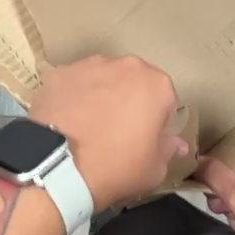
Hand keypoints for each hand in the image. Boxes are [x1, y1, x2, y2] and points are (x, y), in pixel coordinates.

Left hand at [28, 56, 184, 210]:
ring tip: (89, 126)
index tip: (145, 139)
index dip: (157, 121)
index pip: (165, 100)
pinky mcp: (60, 73)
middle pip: (135, 82)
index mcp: (157, 84)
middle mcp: (126, 65)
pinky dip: (75, 96)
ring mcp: (90, 65)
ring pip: (104, 78)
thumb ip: (168, 150)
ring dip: (103, 95)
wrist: (58, 167)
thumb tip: (177, 143)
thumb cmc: (116, 167)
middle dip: (131, 101)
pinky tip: (68, 120)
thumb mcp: (153, 169)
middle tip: (117, 131)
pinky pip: (75, 83)